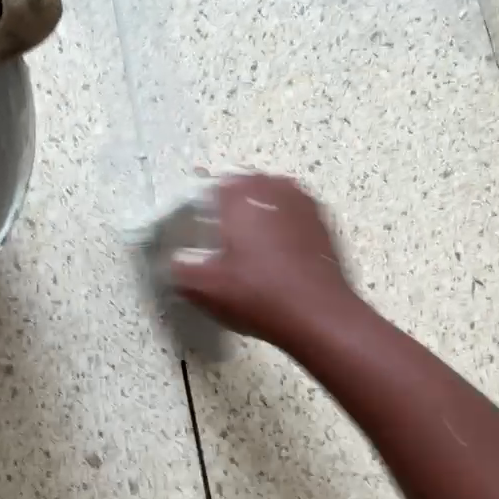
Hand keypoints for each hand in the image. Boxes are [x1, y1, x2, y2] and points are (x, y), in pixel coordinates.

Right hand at [170, 172, 357, 346]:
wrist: (318, 316)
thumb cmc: (258, 296)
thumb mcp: (203, 288)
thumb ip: (180, 269)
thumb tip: (175, 261)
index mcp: (240, 198)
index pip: (215, 182)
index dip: (204, 196)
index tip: (198, 212)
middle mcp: (274, 192)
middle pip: (248, 181)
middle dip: (235, 195)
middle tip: (223, 219)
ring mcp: (304, 207)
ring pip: (277, 192)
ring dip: (262, 204)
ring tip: (251, 230)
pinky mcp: (324, 227)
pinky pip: (297, 212)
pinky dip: (285, 221)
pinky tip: (278, 248)